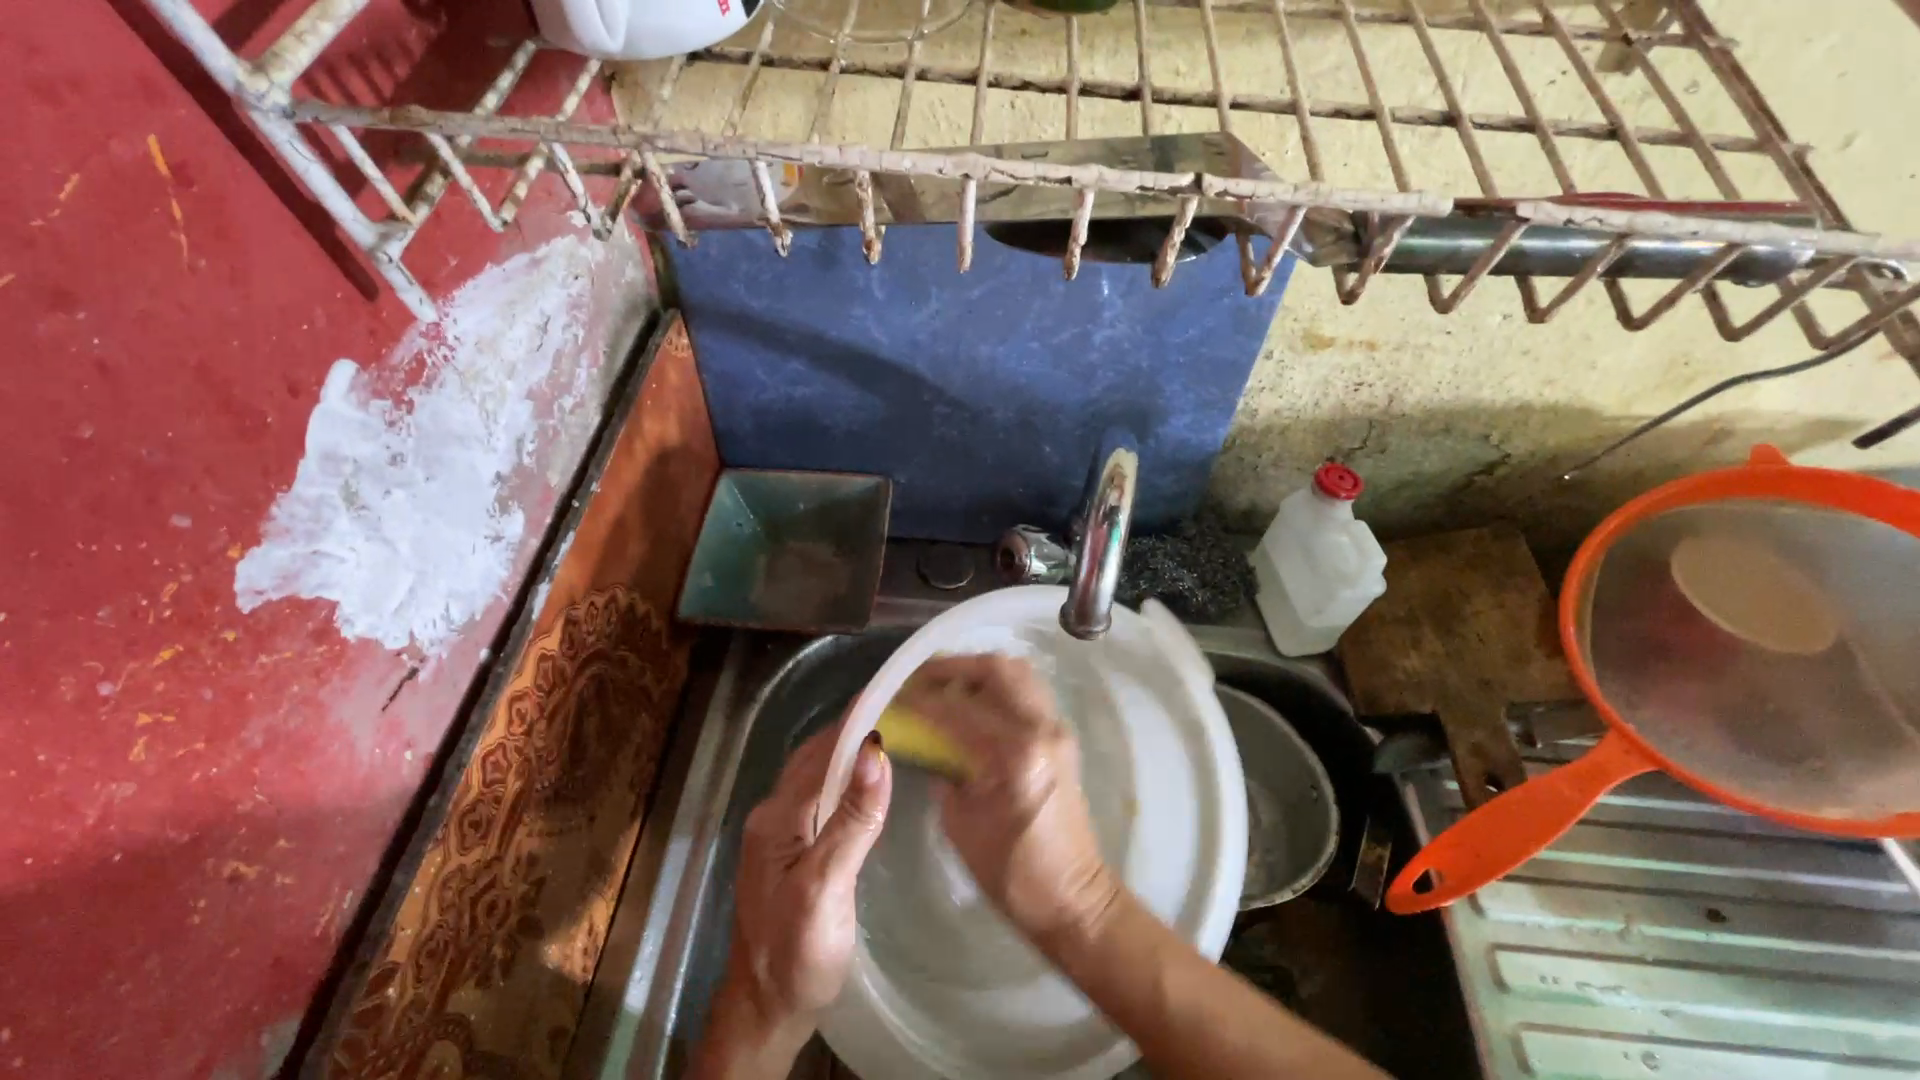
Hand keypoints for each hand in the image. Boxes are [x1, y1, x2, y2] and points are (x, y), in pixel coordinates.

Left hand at [692, 724, 891, 1078]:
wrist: (767, 1009)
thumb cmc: (796, 953)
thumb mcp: (826, 887)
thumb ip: (852, 821)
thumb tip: (876, 751)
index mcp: (778, 816)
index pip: (825, 751)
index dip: (860, 718)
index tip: (898, 687)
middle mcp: (775, 814)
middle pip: (820, 755)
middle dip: (859, 725)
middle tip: (909, 704)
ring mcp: (783, 831)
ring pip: (822, 773)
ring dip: (855, 747)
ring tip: (900, 728)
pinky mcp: (796, 848)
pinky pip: (825, 796)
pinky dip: (851, 776)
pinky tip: (876, 778)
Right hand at [893, 654, 1120, 945]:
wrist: (1074, 899)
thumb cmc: (1012, 874)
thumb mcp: (961, 825)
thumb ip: (944, 774)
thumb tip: (927, 745)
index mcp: (1015, 756)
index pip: (957, 709)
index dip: (920, 699)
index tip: (893, 695)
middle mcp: (1042, 731)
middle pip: (996, 669)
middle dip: (952, 667)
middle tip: (920, 678)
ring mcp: (1058, 730)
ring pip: (1018, 672)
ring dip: (978, 671)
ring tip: (946, 686)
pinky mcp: (1063, 738)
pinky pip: (1028, 692)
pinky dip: (998, 687)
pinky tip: (973, 704)